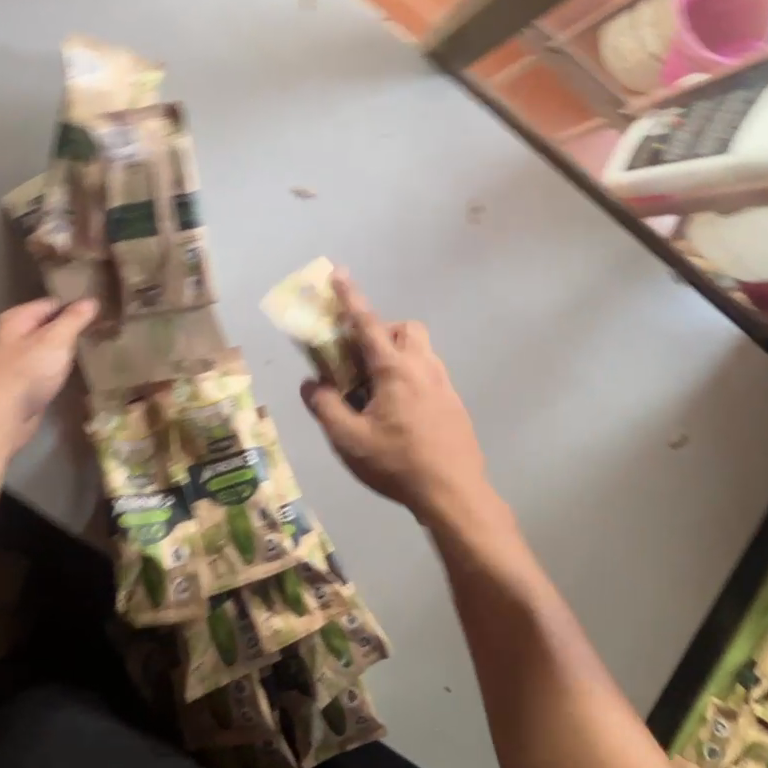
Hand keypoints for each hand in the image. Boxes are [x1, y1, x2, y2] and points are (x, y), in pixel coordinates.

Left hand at [0, 297, 98, 446]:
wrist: (4, 415)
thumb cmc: (29, 371)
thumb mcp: (57, 339)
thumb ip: (74, 319)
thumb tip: (91, 301)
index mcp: (15, 318)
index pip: (52, 304)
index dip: (75, 307)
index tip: (99, 315)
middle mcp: (9, 335)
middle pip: (46, 325)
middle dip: (69, 329)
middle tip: (97, 333)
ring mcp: (11, 360)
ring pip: (43, 348)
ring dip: (62, 351)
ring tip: (88, 352)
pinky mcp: (17, 382)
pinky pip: (40, 367)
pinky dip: (54, 368)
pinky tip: (68, 373)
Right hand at [299, 271, 490, 525]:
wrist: (455, 493)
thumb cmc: (398, 464)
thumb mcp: (349, 440)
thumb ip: (326, 407)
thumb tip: (312, 385)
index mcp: (395, 370)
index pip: (368, 324)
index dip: (350, 298)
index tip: (338, 273)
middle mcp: (423, 368)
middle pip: (406, 329)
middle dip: (383, 332)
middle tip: (362, 361)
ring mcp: (444, 385)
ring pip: (421, 351)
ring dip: (397, 356)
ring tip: (377, 393)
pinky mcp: (455, 404)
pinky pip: (430, 375)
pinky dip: (411, 379)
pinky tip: (400, 415)